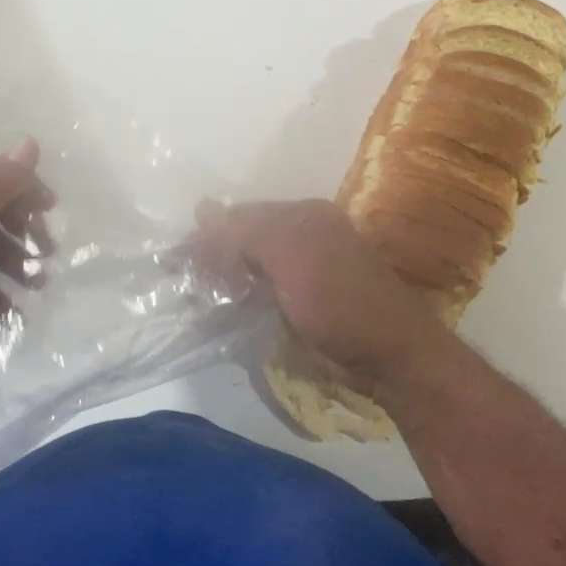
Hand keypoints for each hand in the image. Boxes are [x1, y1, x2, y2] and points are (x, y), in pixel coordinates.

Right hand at [190, 199, 451, 396]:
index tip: (176, 259)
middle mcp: (302, 235)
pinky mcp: (300, 300)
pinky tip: (219, 305)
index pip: (240, 215)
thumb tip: (201, 208)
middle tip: (180, 278)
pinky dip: (236, 295)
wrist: (389, 357)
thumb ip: (243, 232)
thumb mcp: (289, 254)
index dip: (207, 234)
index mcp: (303, 215)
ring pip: (247, 263)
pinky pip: (258, 288)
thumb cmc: (340, 298)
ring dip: (220, 276)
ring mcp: (302, 269)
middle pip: (242, 237)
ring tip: (193, 294)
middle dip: (210, 253)